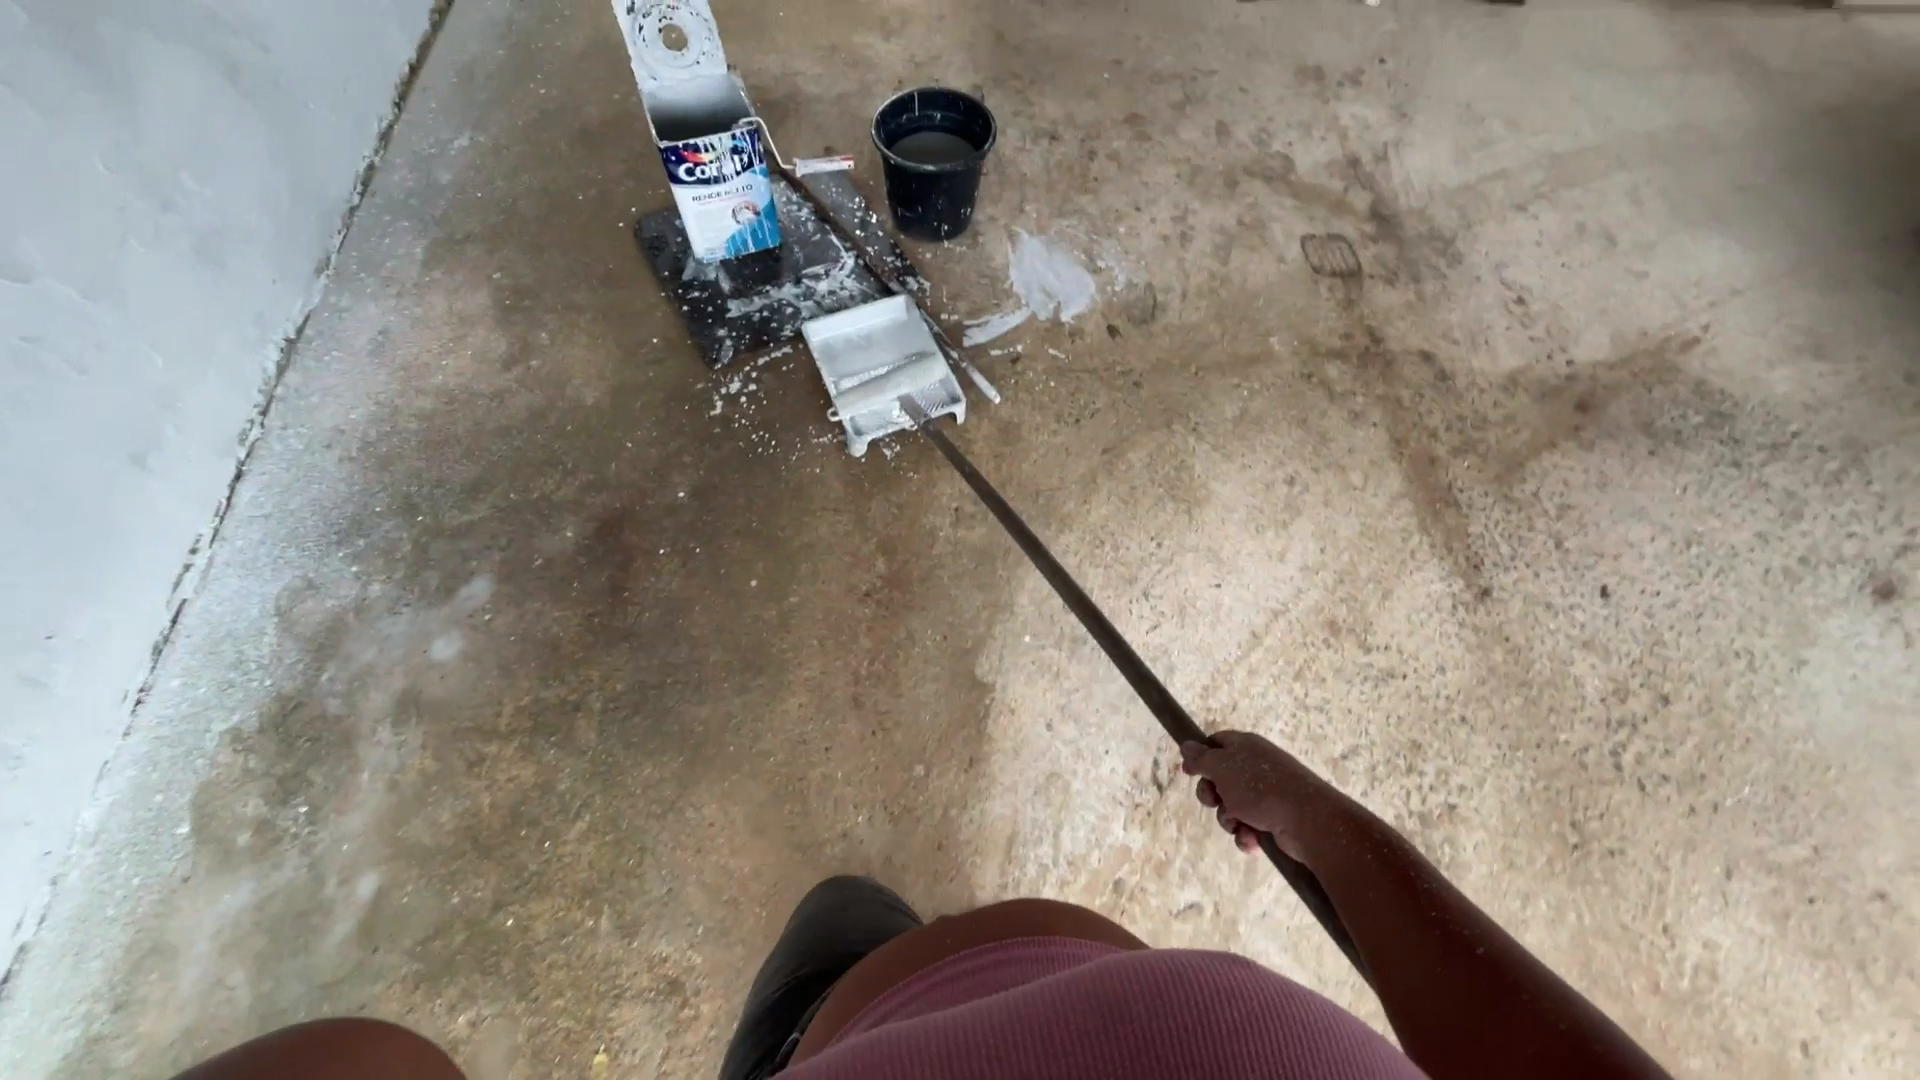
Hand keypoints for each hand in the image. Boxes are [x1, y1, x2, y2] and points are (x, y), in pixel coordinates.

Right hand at [1180, 731, 1355, 863]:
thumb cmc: (1260, 787)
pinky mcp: (1274, 818)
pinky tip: (1252, 839)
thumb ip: (1201, 758)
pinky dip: (1245, 833)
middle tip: (1213, 800)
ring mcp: (1266, 793)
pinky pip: (1248, 825)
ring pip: (1231, 805)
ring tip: (1238, 824)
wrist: (1307, 820)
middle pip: (1219, 777)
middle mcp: (1256, 766)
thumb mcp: (1222, 767)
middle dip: (1211, 793)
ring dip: (1228, 818)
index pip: (1216, 742)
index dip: (1200, 756)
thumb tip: (1186, 745)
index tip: (1189, 771)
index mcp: (1245, 746)